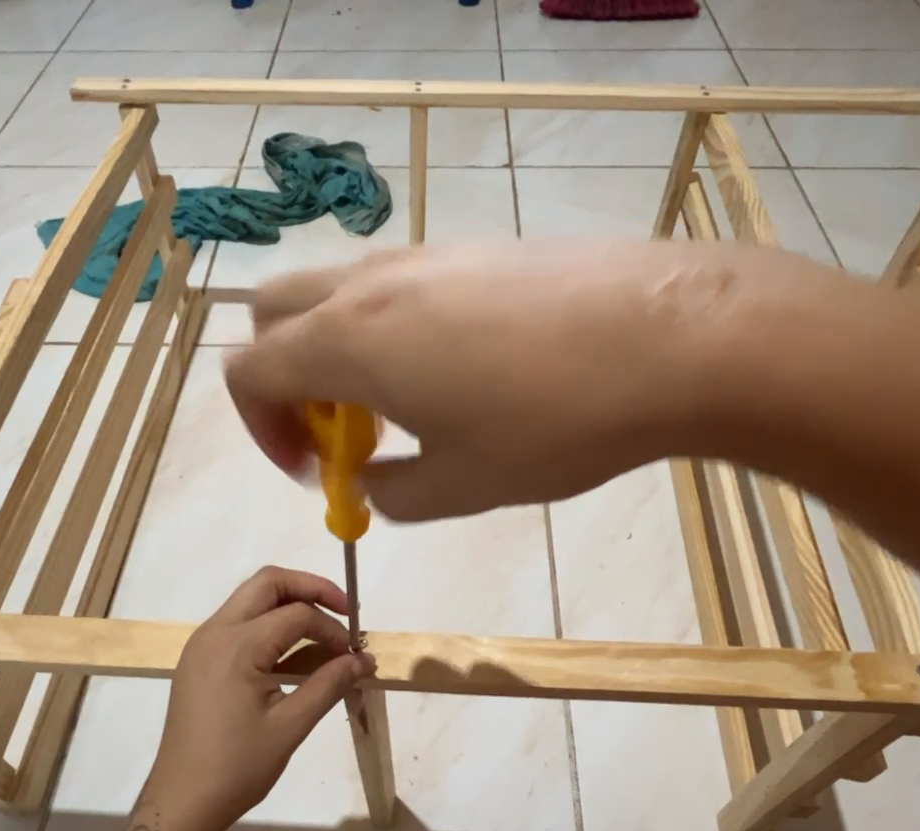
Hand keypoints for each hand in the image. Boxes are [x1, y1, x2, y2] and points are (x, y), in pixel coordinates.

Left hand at [144, 567, 375, 830]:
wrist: (181, 803)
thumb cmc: (237, 767)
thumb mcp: (291, 726)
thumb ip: (330, 684)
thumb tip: (364, 661)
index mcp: (236, 645)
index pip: (297, 614)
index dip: (333, 629)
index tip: (356, 655)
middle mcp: (215, 633)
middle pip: (268, 583)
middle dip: (311, 589)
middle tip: (344, 610)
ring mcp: (202, 645)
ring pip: (251, 600)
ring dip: (290, 606)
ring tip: (324, 634)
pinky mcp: (199, 661)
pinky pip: (239, 625)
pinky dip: (270, 627)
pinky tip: (294, 656)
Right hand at [224, 240, 848, 520]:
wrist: (669, 338)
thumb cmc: (552, 425)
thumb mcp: (461, 486)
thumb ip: (391, 492)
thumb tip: (370, 479)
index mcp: (348, 341)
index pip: (250, 371)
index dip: (263, 429)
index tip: (314, 469)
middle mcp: (370, 285)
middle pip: (275, 315)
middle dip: (285, 380)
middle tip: (342, 432)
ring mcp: (424, 255)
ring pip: (337, 295)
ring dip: (338, 354)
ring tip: (403, 408)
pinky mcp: (475, 248)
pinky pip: (397, 286)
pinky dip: (389, 330)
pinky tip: (459, 373)